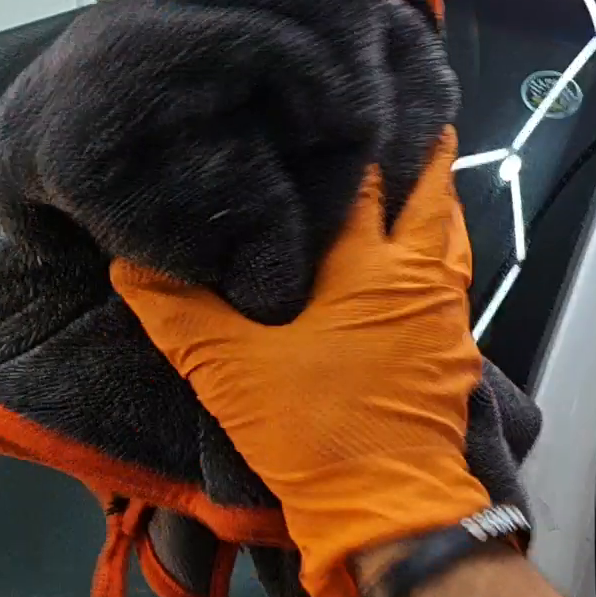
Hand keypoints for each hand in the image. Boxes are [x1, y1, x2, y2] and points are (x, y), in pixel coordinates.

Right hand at [111, 127, 488, 596]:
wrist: (387, 490)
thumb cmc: (311, 421)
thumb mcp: (229, 366)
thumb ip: (181, 308)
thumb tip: (134, 260)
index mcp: (370, 266)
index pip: (373, 187)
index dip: (368, 145)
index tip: (366, 107)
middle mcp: (421, 274)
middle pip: (435, 199)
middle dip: (431, 157)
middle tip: (427, 120)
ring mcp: (449, 305)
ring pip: (453, 236)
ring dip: (443, 204)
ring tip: (429, 177)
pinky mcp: (461, 338)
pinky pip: (455, 276)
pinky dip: (445, 251)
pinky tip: (426, 253)